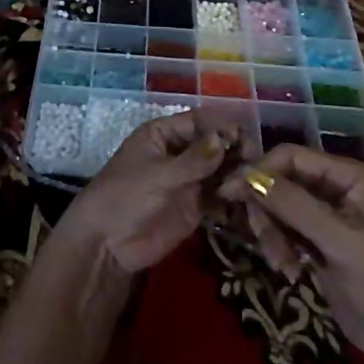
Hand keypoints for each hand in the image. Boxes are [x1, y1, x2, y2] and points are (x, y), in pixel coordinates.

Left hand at [58, 108, 240, 273]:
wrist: (108, 242)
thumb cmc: (124, 197)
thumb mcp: (157, 175)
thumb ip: (193, 160)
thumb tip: (224, 139)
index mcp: (162, 134)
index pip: (199, 121)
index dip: (222, 127)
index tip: (245, 140)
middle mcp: (178, 151)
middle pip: (215, 143)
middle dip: (235, 151)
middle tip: (254, 166)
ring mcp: (189, 179)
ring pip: (222, 169)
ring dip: (237, 174)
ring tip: (250, 186)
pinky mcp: (196, 205)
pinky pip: (221, 194)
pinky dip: (234, 196)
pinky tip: (246, 202)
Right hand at [222, 145, 363, 363]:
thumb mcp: (342, 245)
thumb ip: (296, 207)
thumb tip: (247, 176)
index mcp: (352, 179)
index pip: (292, 156)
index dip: (260, 172)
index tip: (232, 196)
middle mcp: (339, 190)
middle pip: (280, 181)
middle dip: (266, 210)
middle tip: (264, 241)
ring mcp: (328, 217)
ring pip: (277, 207)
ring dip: (271, 234)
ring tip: (282, 264)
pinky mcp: (319, 242)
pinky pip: (284, 230)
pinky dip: (279, 247)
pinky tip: (289, 271)